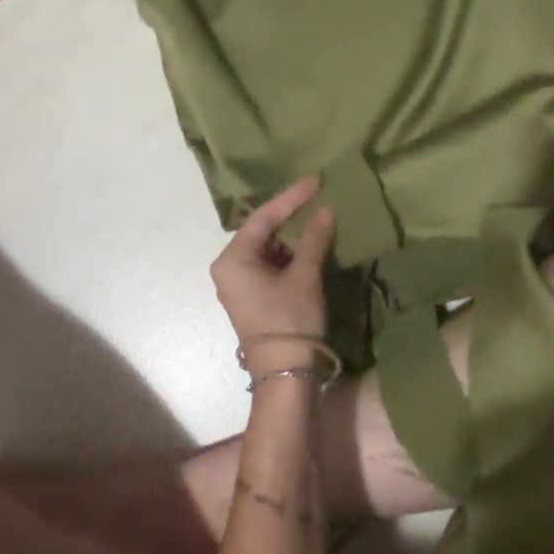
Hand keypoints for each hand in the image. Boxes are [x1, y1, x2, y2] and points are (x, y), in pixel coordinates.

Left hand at [211, 177, 335, 373]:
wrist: (286, 373)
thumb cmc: (290, 320)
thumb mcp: (304, 276)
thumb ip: (313, 240)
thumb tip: (326, 210)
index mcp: (232, 259)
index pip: (262, 217)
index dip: (291, 198)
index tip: (316, 181)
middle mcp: (227, 269)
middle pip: (261, 232)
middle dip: (291, 218)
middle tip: (318, 199)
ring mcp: (237, 285)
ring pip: (267, 251)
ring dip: (292, 239)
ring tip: (319, 222)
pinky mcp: (251, 298)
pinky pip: (268, 267)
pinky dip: (288, 257)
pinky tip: (310, 248)